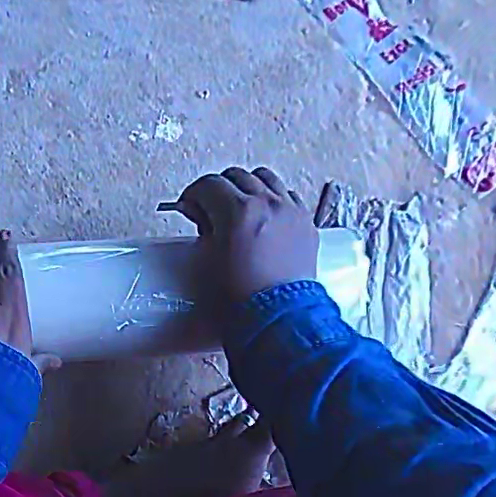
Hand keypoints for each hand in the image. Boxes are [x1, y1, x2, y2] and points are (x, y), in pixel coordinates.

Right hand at [162, 166, 319, 306]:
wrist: (278, 319)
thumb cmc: (240, 299)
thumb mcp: (208, 262)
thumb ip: (202, 230)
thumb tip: (199, 214)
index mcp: (238, 212)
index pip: (208, 185)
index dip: (193, 194)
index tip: (189, 207)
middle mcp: (267, 204)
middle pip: (237, 176)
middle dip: (219, 189)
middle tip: (210, 209)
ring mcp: (290, 211)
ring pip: (265, 179)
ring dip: (248, 188)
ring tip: (239, 210)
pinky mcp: (306, 224)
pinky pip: (288, 196)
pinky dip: (273, 200)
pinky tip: (265, 218)